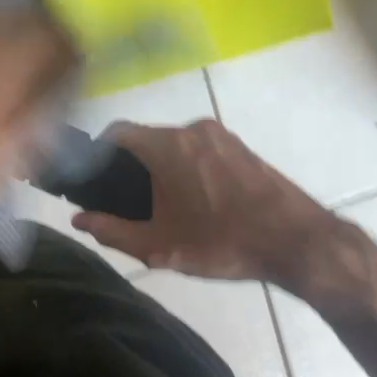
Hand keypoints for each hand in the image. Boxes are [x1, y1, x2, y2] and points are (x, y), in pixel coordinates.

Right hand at [70, 120, 349, 289]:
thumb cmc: (221, 242)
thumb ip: (112, 231)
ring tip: (157, 208)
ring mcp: (222, 137)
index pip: (117, 132)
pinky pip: (198, 152)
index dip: (97, 153)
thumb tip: (79, 219)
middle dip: (129, 166)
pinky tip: (189, 204)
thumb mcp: (158, 246)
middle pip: (145, 139)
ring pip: (173, 146)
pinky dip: (184, 170)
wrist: (297, 242)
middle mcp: (193, 130)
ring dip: (159, 170)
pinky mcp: (241, 148)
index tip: (91, 180)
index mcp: (168, 146)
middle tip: (122, 204)